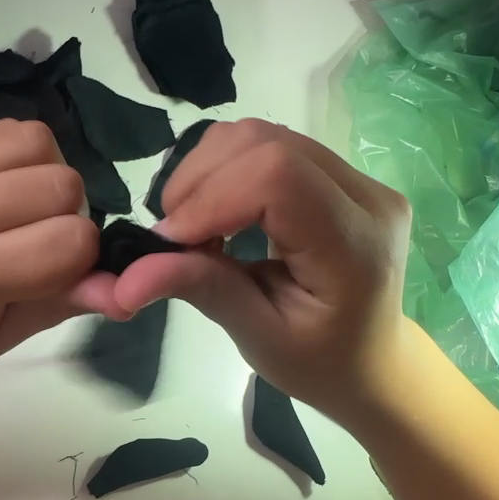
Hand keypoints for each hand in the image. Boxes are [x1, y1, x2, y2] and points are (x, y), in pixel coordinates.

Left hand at [0, 119, 100, 409]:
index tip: (56, 275)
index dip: (80, 259)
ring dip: (46, 175)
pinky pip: (1, 129)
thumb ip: (69, 300)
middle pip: (59, 183)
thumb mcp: (9, 334)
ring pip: (34, 141)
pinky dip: (17, 156)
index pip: (68, 242)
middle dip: (67, 214)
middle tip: (39, 241)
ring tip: (22, 209)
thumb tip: (129, 286)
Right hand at [112, 120, 410, 420]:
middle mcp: (366, 195)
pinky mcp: (339, 173)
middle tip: (174, 240)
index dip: (210, 198)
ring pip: (261, 135)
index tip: (169, 243)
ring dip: (207, 173)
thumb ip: (203, 290)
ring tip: (193, 229)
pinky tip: (216, 215)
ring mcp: (357, 177)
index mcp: (355, 245)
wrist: (372, 362)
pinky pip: (268, 146)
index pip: (277, 178)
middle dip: (199, 183)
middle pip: (263, 143)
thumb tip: (126, 278)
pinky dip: (224, 171)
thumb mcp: (259, 339)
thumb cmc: (320, 364)